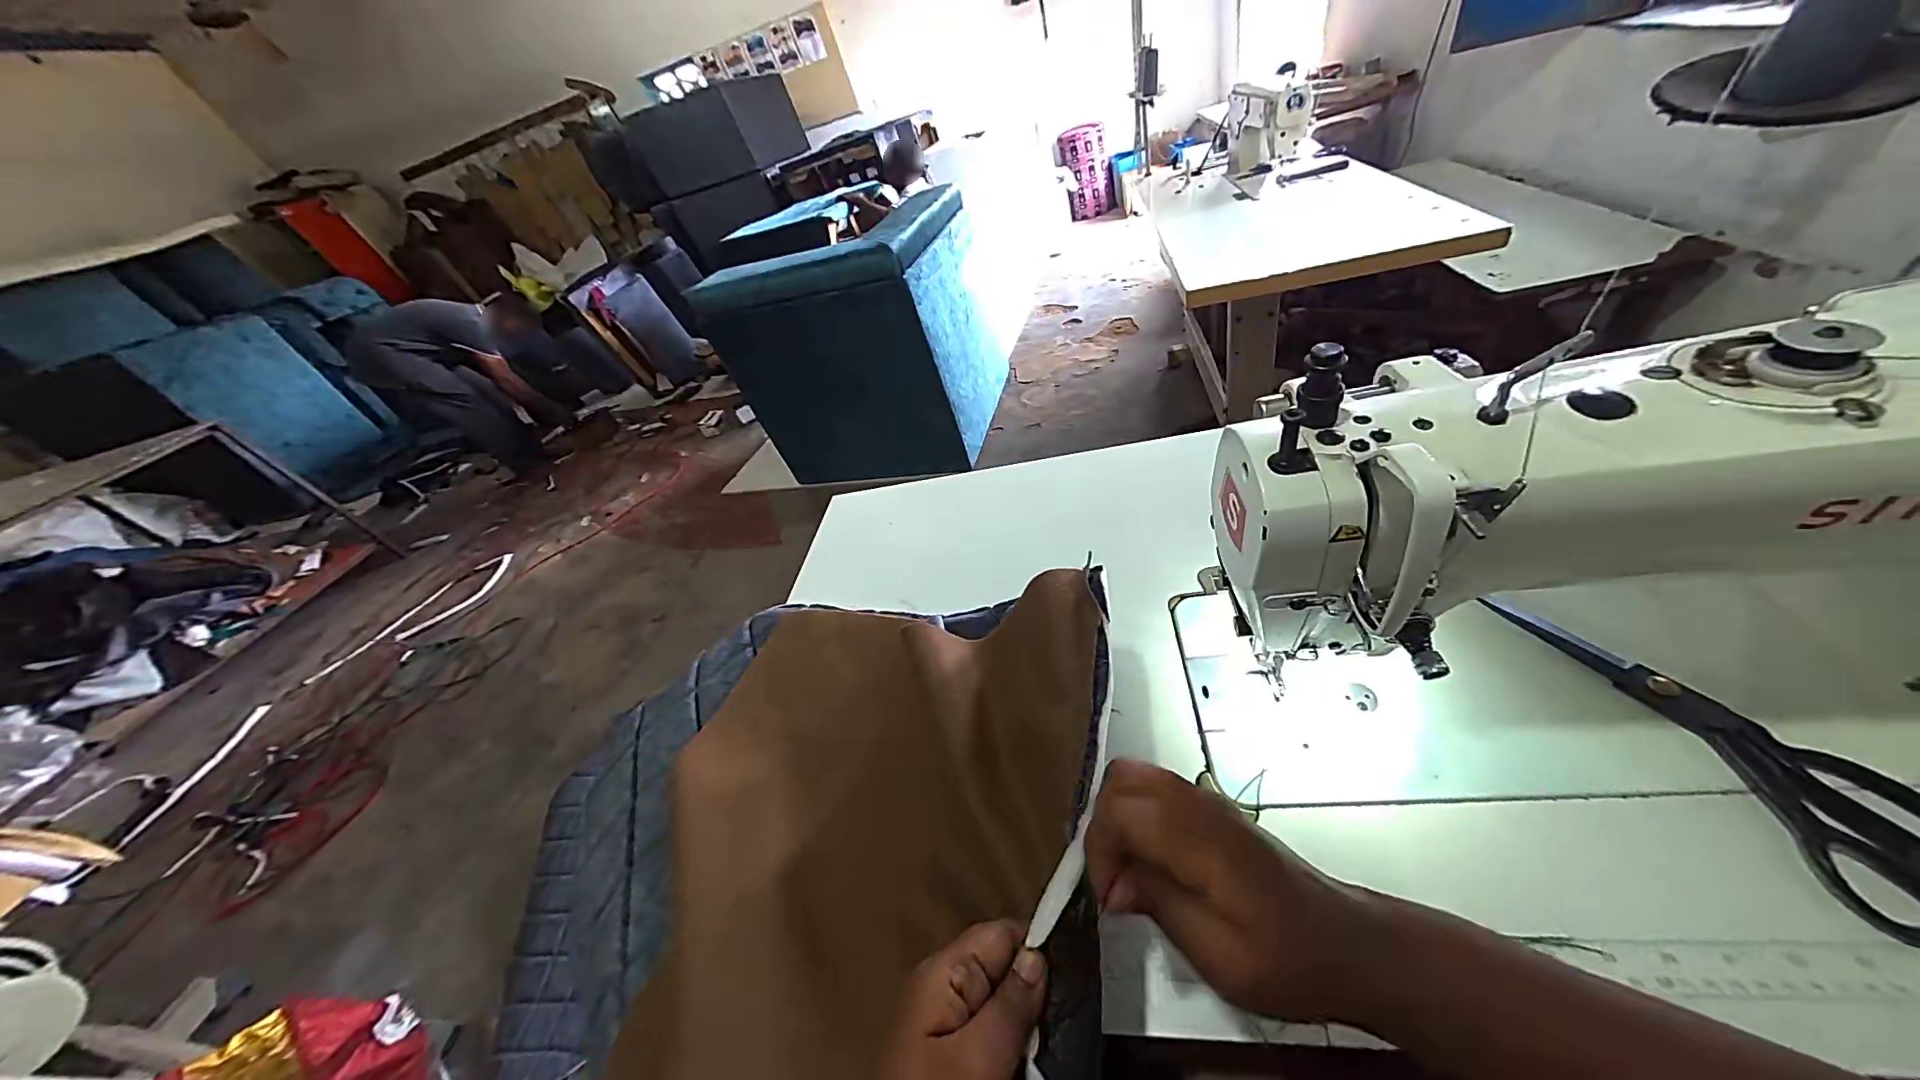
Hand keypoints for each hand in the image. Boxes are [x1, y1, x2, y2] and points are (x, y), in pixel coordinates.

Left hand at [877, 920, 1047, 1079]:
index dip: (1037, 947)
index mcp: (942, 973)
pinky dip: (1015, 1047)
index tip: (1072, 971)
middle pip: (1004, 968)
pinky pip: (995, 1035)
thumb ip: (1011, 1003)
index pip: (1000, 933)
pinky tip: (1027, 1065)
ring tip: (1044, 1050)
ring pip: (1005, 1005)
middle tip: (1058, 1025)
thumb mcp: (979, 1057)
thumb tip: (1038, 955)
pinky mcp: (954, 1055)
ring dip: (1027, 1025)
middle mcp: (944, 989)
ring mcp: (947, 1024)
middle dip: (1034, 992)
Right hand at [1085, 760, 1383, 1021]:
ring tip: (1126, 871)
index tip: (1110, 897)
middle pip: (1122, 778)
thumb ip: (1159, 906)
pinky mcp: (1212, 810)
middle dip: (1101, 826)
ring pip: (1136, 776)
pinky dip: (1135, 815)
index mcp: (1204, 840)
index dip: (1100, 850)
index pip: (1122, 809)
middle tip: (1112, 878)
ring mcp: (1208, 802)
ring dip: (1116, 818)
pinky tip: (1149, 861)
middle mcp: (1203, 807)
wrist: (1349, 945)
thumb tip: (1114, 885)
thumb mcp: (1220, 956)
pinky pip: (1155, 789)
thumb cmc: (1290, 960)